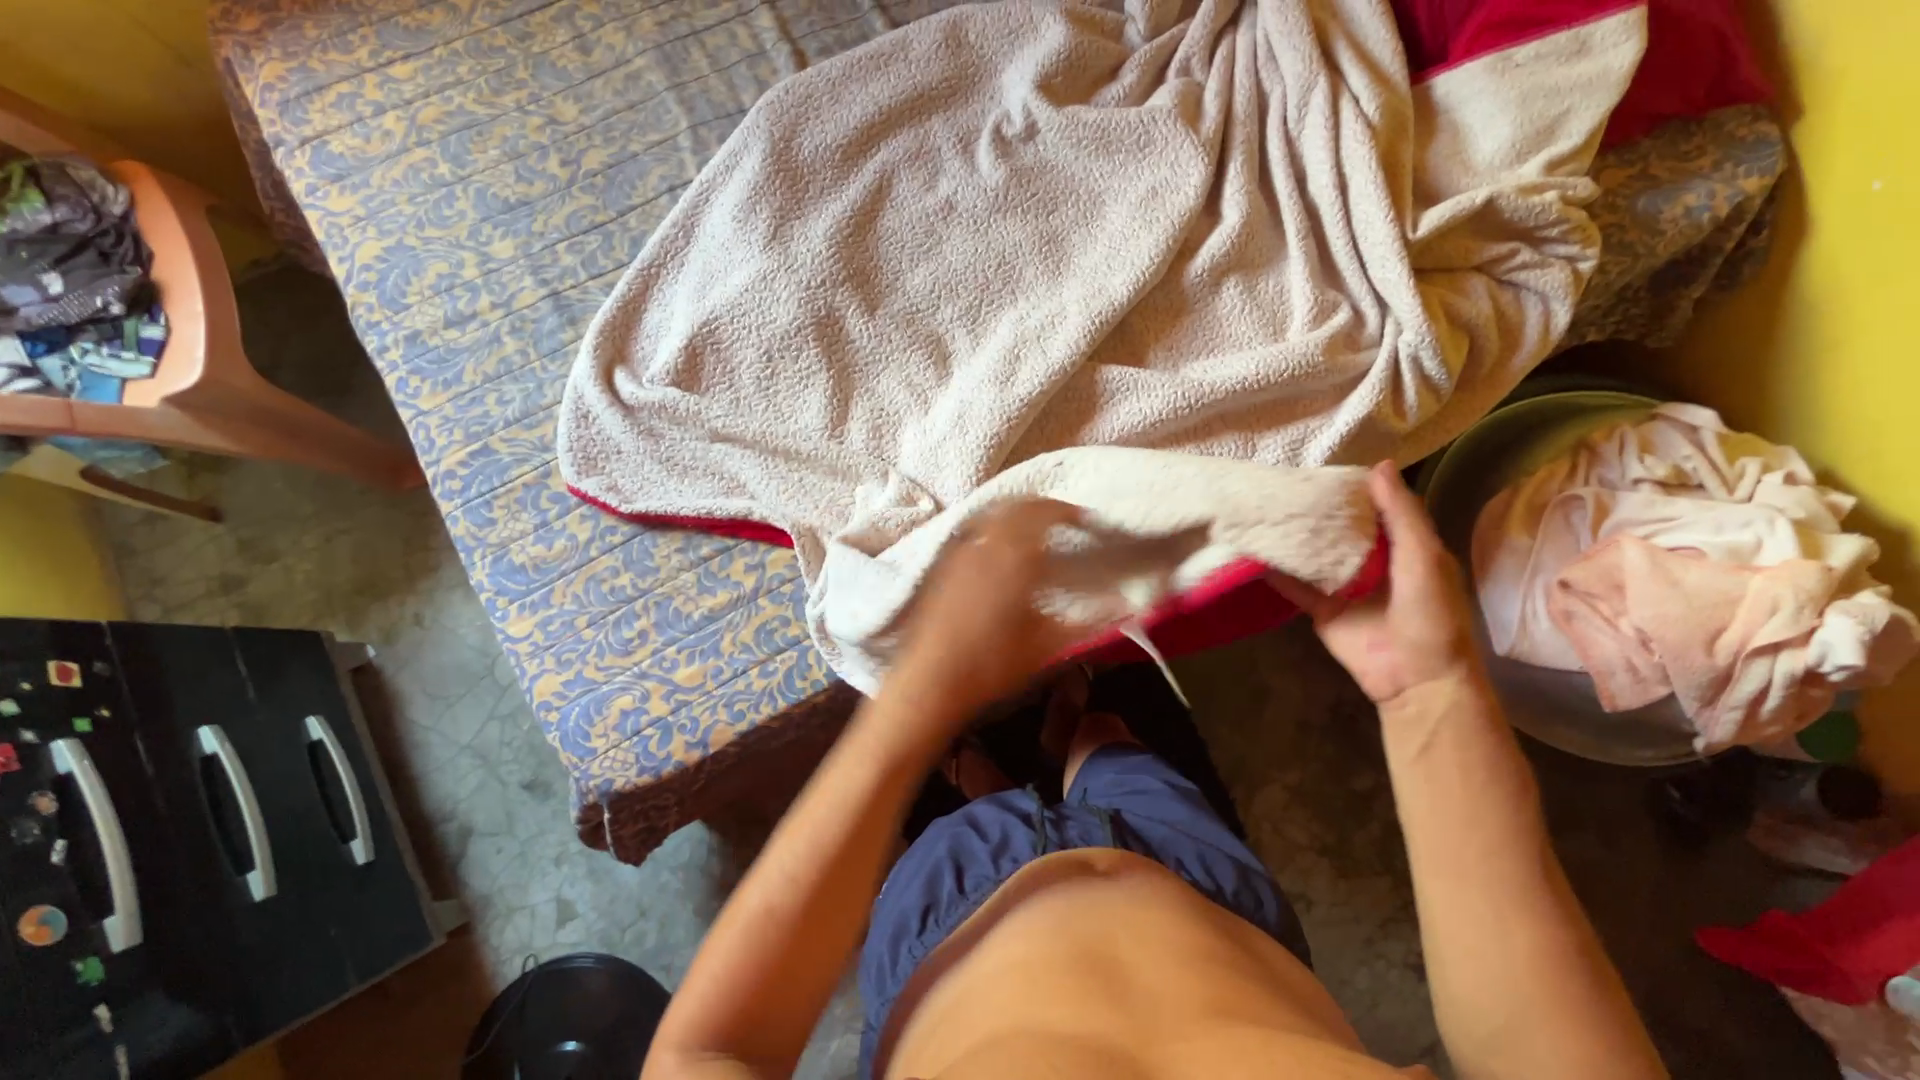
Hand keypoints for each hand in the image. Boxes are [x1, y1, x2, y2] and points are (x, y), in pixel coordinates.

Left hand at [890, 498, 1086, 712]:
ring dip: (1014, 514)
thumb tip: (1131, 606)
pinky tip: (997, 553)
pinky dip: (991, 530)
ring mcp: (959, 552)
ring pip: (990, 515)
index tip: (1084, 519)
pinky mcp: (941, 566)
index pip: (1045, 512)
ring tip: (1031, 532)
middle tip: (1061, 520)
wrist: (930, 681)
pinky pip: (972, 532)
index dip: (1067, 510)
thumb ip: (1093, 621)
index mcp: (1016, 555)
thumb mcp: (1050, 645)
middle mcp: (986, 543)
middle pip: (1015, 505)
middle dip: (1041, 507)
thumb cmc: (992, 664)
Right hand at [1272, 462, 1485, 709]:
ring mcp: (1343, 584)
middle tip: (1281, 484)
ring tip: (1260, 509)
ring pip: (1313, 553)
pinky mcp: (1321, 609)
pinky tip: (1251, 551)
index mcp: (1403, 544)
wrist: (1417, 675)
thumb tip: (1377, 465)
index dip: (1350, 488)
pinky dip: (1275, 571)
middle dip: (1315, 509)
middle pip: (1339, 528)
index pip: (1373, 507)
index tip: (1319, 467)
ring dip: (1292, 537)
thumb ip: (1401, 513)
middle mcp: (1371, 560)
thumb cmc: (1430, 612)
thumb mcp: (1424, 555)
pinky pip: (1295, 586)